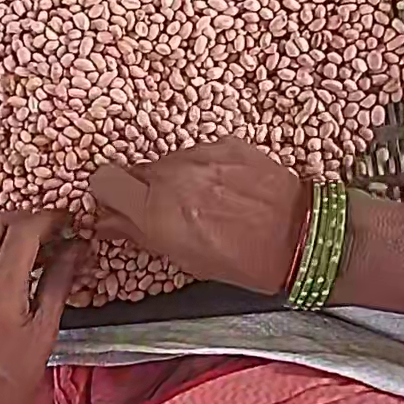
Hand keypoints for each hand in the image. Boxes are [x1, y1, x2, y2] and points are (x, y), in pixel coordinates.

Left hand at [0, 210, 85, 403]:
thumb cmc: (13, 385)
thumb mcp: (46, 332)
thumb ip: (60, 282)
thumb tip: (77, 248)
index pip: (22, 232)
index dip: (48, 218)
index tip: (65, 220)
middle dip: (19, 217)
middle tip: (45, 230)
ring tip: (25, 247)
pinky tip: (2, 269)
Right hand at [88, 138, 306, 294]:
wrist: (300, 235)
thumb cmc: (243, 260)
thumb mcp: (185, 259)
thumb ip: (141, 234)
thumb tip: (109, 221)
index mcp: (156, 210)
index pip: (103, 180)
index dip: (108, 193)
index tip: (120, 205)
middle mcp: (172, 175)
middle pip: (136, 171)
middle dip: (144, 190)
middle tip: (169, 211)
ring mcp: (201, 154)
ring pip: (168, 162)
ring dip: (177, 180)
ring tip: (207, 202)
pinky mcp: (226, 142)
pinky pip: (199, 153)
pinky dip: (205, 169)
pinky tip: (227, 188)